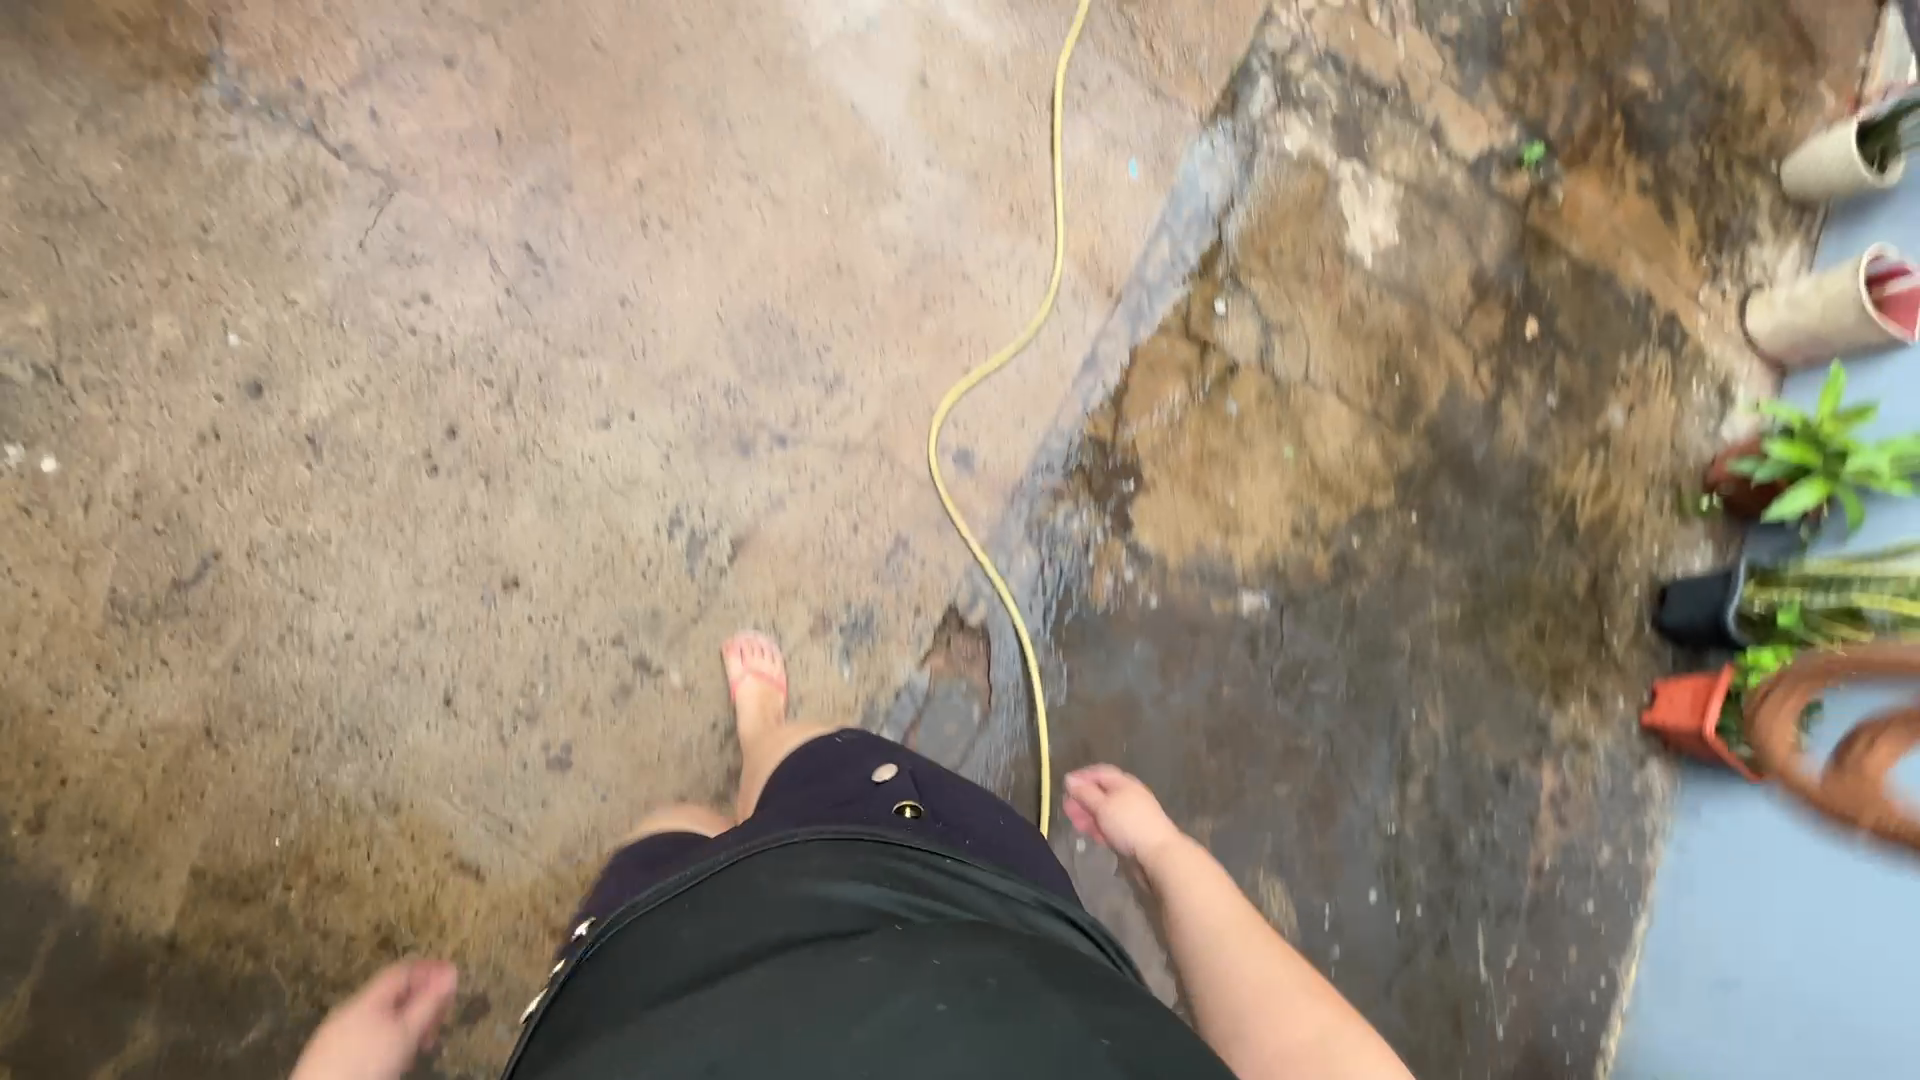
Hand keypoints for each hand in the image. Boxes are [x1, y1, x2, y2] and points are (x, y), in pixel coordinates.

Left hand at [289, 959, 457, 1079]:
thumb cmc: (367, 1064)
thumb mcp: (406, 1033)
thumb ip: (430, 1000)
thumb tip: (452, 971)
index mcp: (368, 998)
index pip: (405, 969)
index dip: (431, 970)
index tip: (452, 984)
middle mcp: (350, 1008)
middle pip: (395, 993)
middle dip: (422, 1004)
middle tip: (437, 1024)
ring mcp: (336, 1031)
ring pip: (382, 1016)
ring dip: (407, 1024)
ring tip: (419, 1046)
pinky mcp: (328, 1052)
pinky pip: (366, 1034)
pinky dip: (387, 1038)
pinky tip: (393, 1058)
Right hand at [1063, 765, 1185, 864]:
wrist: (1158, 855)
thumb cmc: (1128, 824)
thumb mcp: (1102, 806)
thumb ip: (1085, 793)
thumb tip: (1069, 779)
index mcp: (1124, 783)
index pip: (1100, 773)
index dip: (1082, 777)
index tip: (1065, 786)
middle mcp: (1129, 796)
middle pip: (1102, 793)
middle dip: (1083, 799)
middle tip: (1066, 808)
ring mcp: (1132, 816)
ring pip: (1106, 811)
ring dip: (1089, 815)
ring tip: (1074, 823)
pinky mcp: (1133, 834)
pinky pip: (1113, 826)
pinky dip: (1100, 828)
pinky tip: (1092, 835)